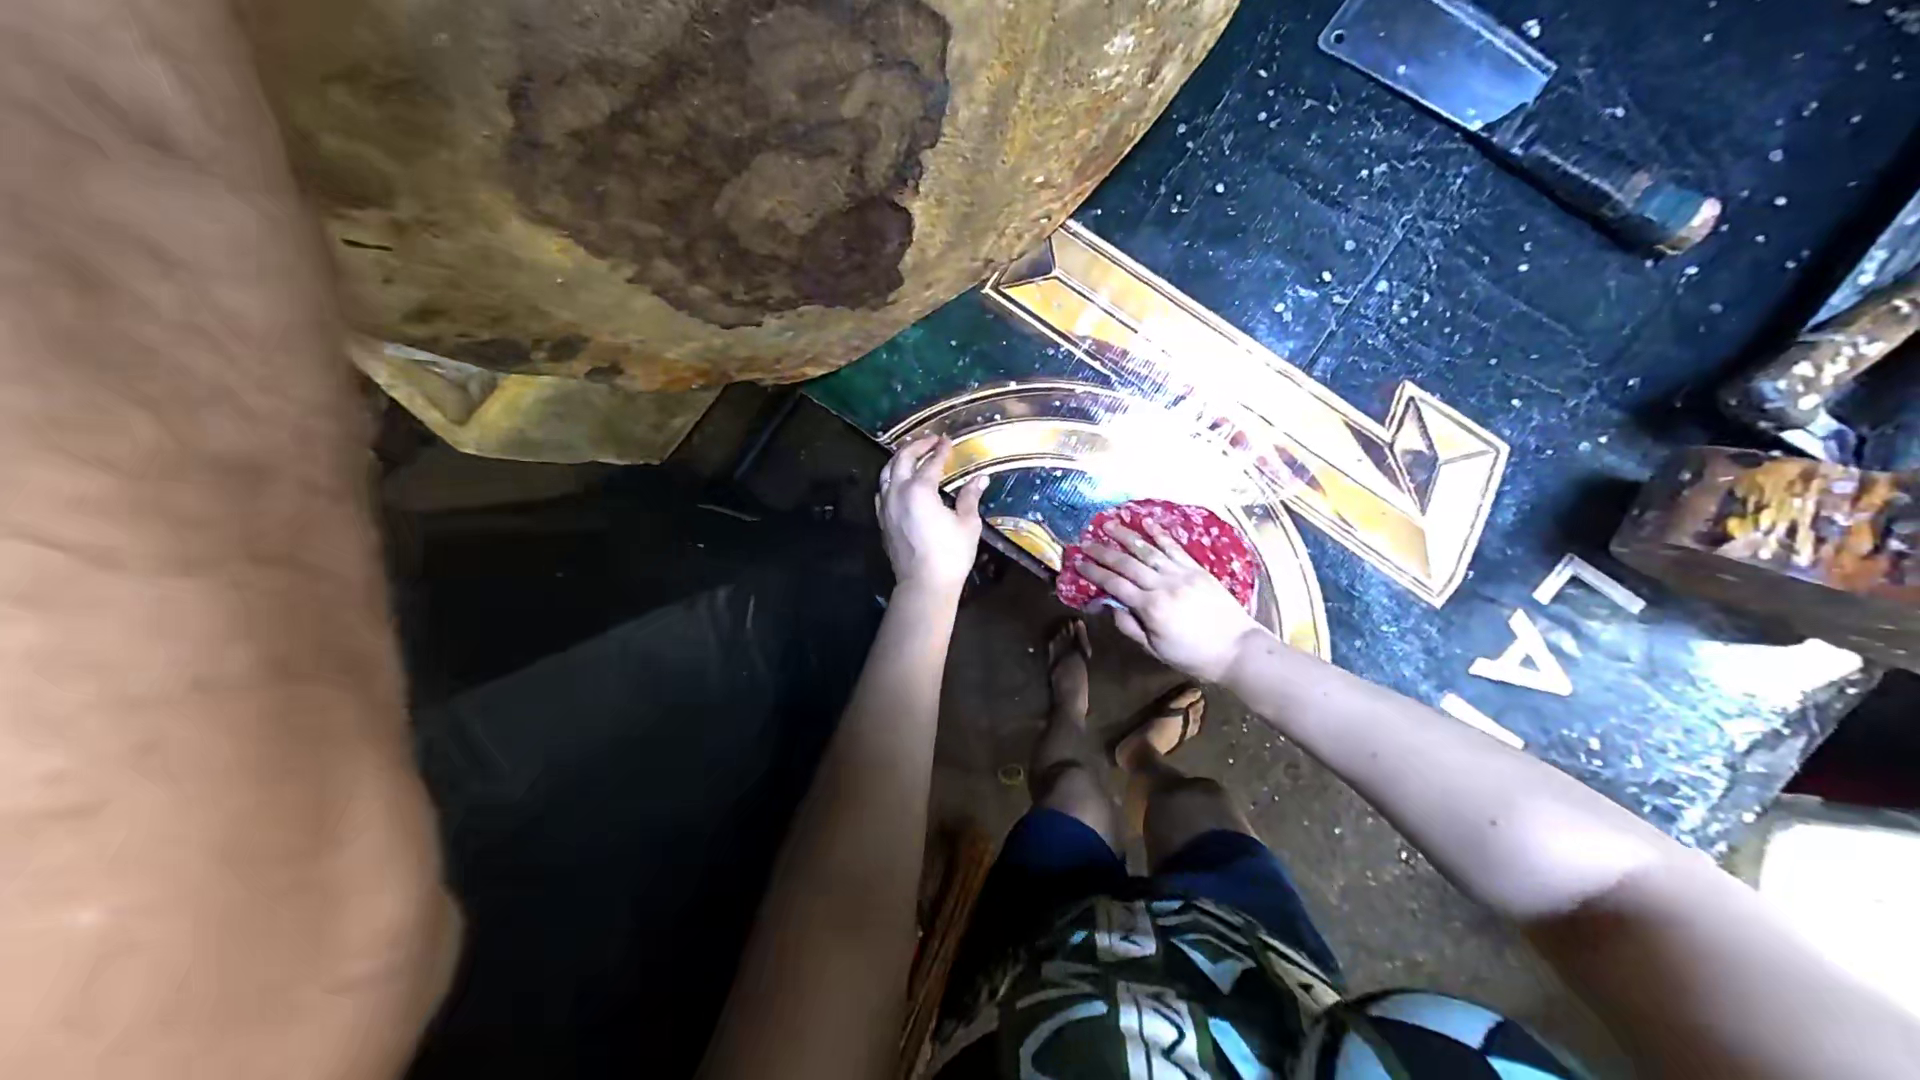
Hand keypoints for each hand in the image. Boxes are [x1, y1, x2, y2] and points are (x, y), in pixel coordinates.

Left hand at [877, 436, 988, 595]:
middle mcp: (898, 493)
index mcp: (919, 490)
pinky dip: (891, 480)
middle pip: (903, 460)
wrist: (924, 584)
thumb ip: (970, 497)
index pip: (931, 463)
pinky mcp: (883, 520)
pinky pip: (882, 491)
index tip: (948, 441)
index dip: (941, 450)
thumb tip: (980, 478)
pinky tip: (898, 482)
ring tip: (912, 455)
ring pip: (887, 473)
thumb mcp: (967, 523)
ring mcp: (886, 507)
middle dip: (917, 447)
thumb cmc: (950, 554)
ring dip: (900, 460)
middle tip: (931, 441)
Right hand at [1077, 519, 1265, 681]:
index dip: (1094, 572)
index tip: (1079, 563)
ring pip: (1148, 549)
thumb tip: (1110, 606)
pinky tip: (1146, 523)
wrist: (1237, 649)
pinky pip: (1174, 547)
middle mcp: (1163, 586)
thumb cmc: (1193, 655)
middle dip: (1103, 551)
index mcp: (1150, 608)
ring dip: (1126, 535)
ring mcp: (1181, 574)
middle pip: (1127, 563)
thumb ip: (1130, 626)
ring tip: (1109, 524)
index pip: (1114, 585)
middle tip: (1085, 541)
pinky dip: (1160, 534)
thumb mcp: (1155, 649)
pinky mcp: (1197, 570)